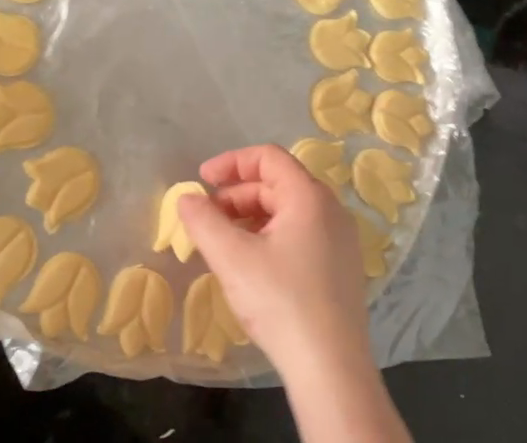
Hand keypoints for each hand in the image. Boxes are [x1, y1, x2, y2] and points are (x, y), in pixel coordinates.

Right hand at [176, 144, 370, 373]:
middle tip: (206, 217)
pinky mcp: (340, 268)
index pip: (268, 157)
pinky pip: (300, 235)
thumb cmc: (280, 301)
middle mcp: (330, 210)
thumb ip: (203, 221)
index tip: (202, 179)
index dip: (231, 162)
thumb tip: (186, 198)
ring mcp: (340, 241)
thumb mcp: (232, 257)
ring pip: (288, 212)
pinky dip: (269, 236)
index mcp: (309, 197)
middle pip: (277, 184)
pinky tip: (250, 264)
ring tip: (223, 242)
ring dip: (251, 217)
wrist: (330, 368)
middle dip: (237, 194)